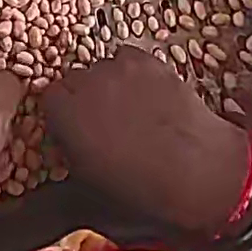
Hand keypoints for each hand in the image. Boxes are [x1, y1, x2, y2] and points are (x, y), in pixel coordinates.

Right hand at [44, 48, 251, 232]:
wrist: (202, 176)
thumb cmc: (143, 191)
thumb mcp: (90, 186)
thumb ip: (68, 153)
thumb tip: (60, 143)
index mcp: (65, 112)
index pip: (49, 97)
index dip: (63, 112)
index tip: (75, 126)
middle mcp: (84, 82)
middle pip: (74, 79)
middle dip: (84, 96)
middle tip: (105, 122)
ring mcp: (115, 67)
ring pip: (101, 68)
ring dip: (110, 85)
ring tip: (132, 111)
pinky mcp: (144, 59)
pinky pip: (127, 59)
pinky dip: (133, 73)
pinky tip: (148, 96)